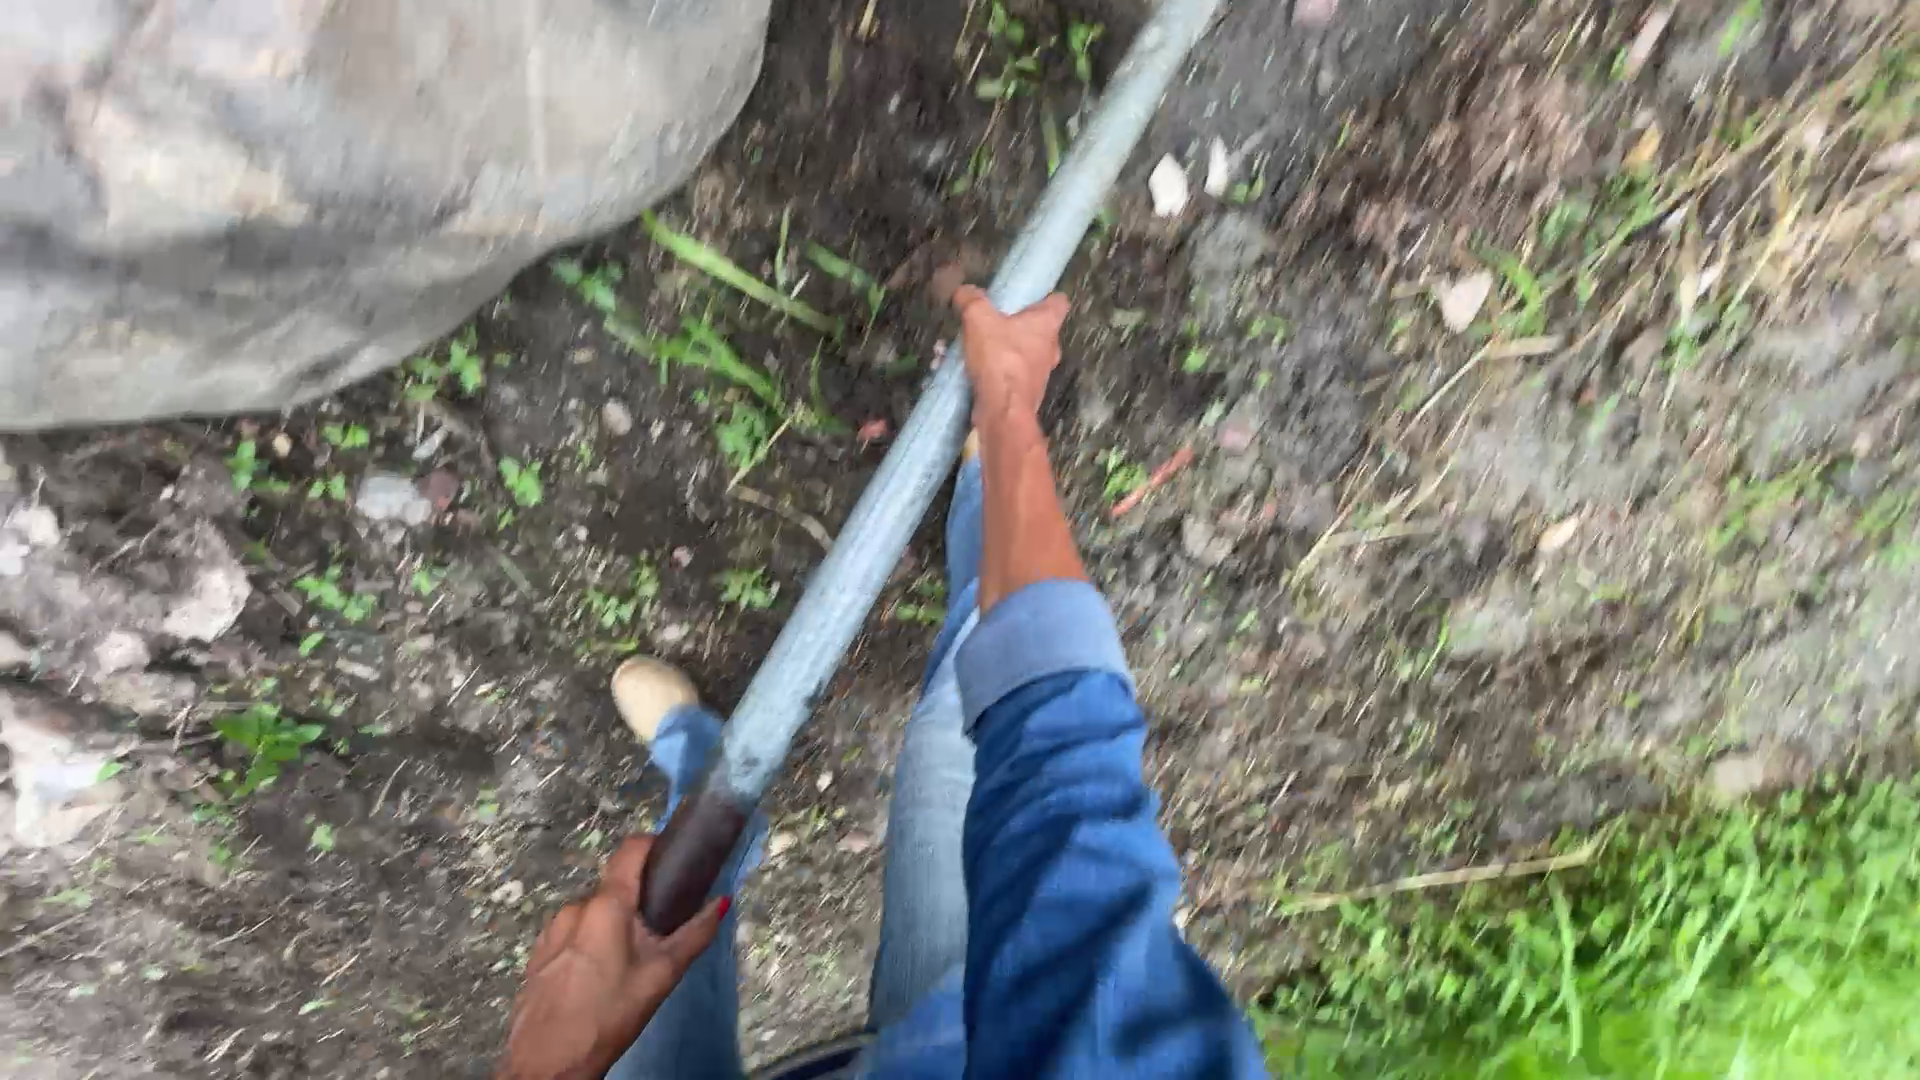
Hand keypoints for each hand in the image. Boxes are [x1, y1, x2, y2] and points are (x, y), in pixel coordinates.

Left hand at [497, 836, 728, 1079]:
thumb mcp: (663, 974)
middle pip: (615, 886)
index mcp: (607, 903)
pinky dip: (589, 942)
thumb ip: (696, 933)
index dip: (654, 844)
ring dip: (612, 924)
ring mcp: (551, 930)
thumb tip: (723, 902)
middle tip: (657, 931)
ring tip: (626, 961)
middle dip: (637, 901)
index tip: (673, 858)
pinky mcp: (537, 954)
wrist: (546, 1069)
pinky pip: (572, 933)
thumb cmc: (610, 1014)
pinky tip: (596, 977)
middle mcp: (575, 907)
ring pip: (593, 912)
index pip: (631, 848)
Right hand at [952, 285, 1070, 430]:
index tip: (1026, 298)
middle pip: (1038, 330)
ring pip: (1023, 354)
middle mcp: (1050, 349)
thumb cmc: (1000, 358)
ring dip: (1002, 350)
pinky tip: (971, 371)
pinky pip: (1011, 375)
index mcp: (1047, 324)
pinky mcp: (1025, 393)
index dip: (1044, 296)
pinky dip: (995, 372)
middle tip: (994, 323)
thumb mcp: (979, 319)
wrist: (1003, 410)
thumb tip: (964, 290)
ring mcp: (1039, 374)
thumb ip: (971, 301)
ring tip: (975, 348)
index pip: (1058, 302)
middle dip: (1017, 326)